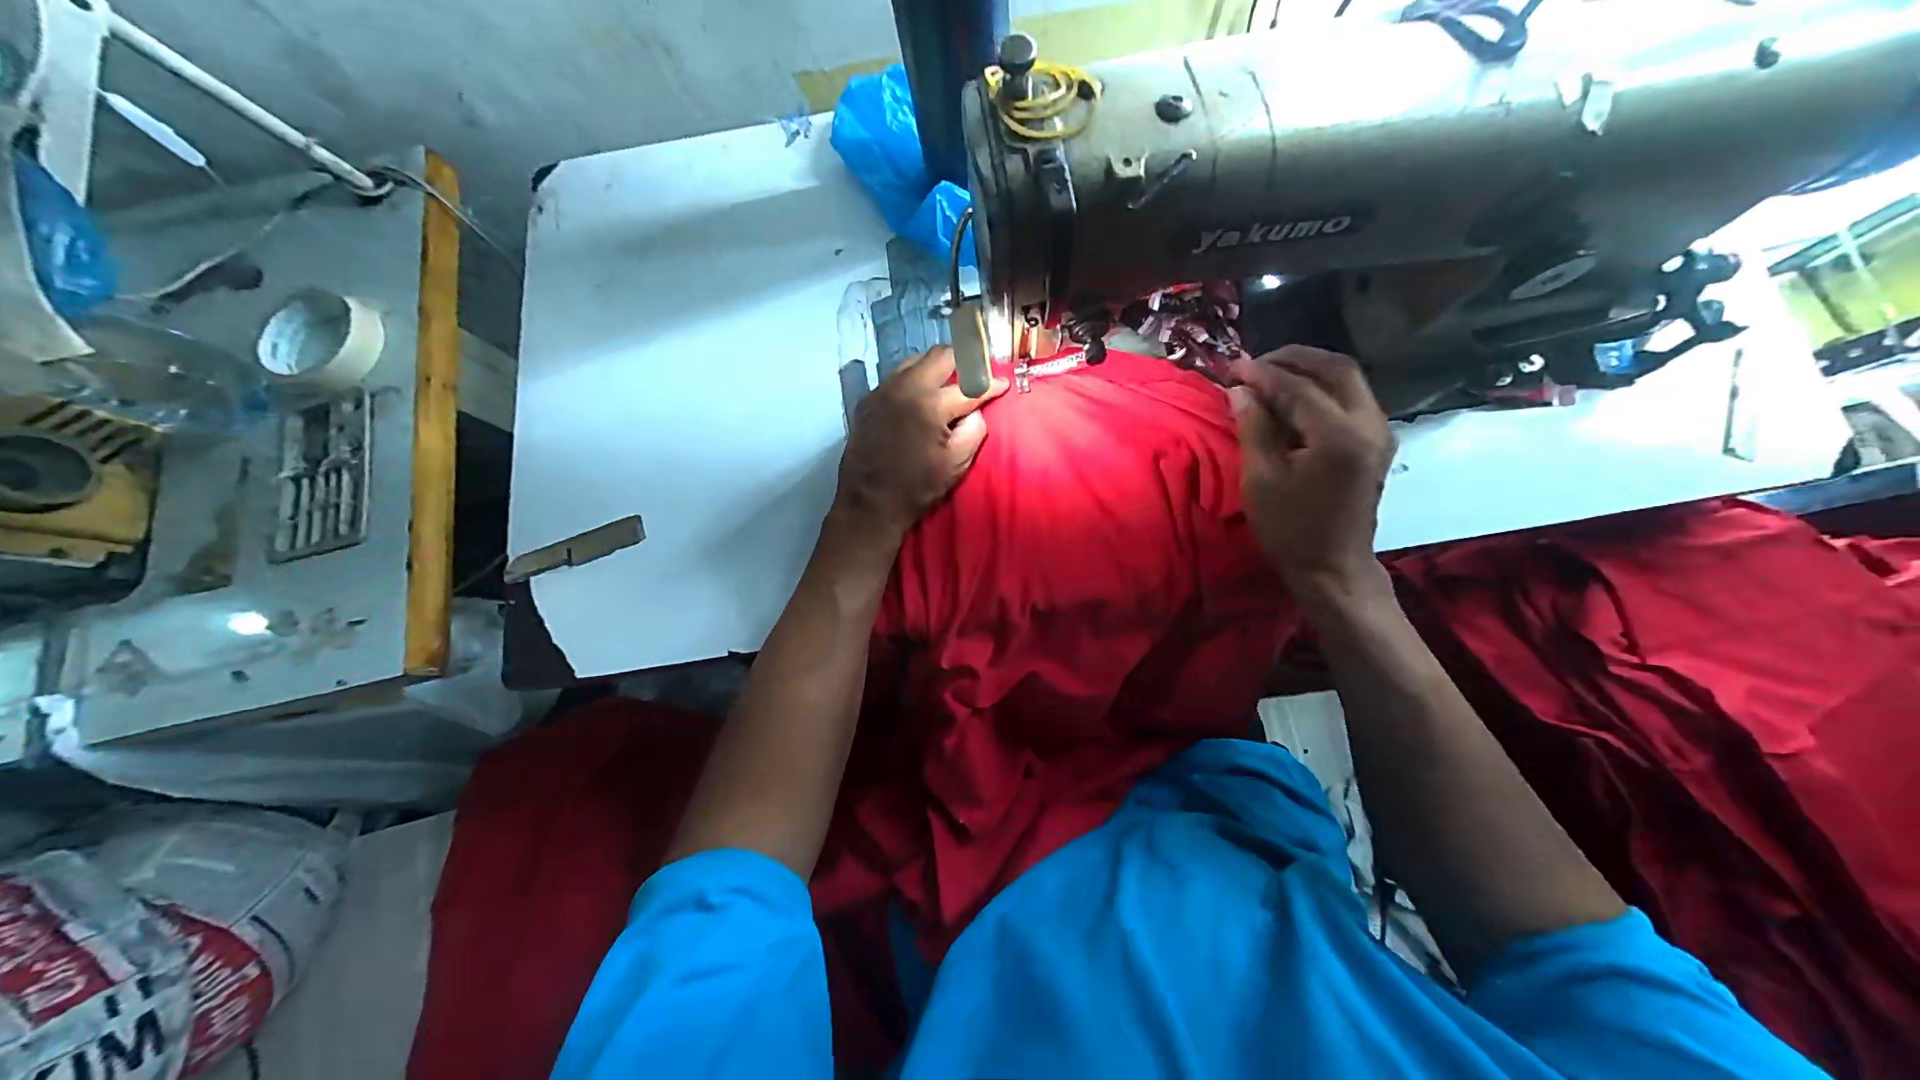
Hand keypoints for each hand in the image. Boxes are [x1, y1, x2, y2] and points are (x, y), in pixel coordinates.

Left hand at [834, 346, 1007, 543]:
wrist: (869, 503)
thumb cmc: (916, 487)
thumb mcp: (956, 464)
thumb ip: (974, 430)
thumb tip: (976, 410)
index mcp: (930, 404)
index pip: (969, 385)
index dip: (991, 385)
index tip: (1003, 385)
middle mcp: (904, 387)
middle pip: (941, 355)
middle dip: (963, 362)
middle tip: (974, 379)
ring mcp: (882, 391)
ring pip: (915, 361)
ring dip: (935, 369)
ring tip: (946, 387)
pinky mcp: (868, 400)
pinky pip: (896, 377)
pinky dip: (914, 381)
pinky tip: (919, 401)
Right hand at [1230, 346, 1395, 591]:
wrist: (1332, 567)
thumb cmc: (1290, 529)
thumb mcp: (1261, 479)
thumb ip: (1253, 427)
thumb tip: (1241, 389)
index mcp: (1339, 436)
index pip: (1299, 387)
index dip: (1263, 373)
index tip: (1233, 366)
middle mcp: (1369, 424)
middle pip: (1337, 368)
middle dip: (1294, 359)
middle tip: (1256, 363)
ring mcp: (1379, 432)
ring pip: (1348, 380)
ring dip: (1309, 371)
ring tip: (1270, 377)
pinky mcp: (1376, 442)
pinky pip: (1351, 398)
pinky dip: (1322, 389)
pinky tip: (1292, 399)